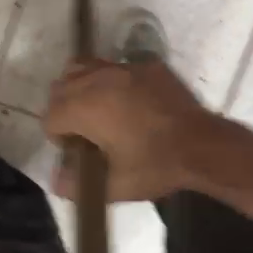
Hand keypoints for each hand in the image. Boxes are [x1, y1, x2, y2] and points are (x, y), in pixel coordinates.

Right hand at [43, 59, 222, 202]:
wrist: (202, 145)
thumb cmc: (155, 165)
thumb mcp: (114, 186)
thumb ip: (77, 185)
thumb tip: (56, 181)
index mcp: (85, 108)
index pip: (50, 115)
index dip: (58, 136)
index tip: (76, 150)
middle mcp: (98, 80)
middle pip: (61, 87)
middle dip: (64, 109)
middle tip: (83, 131)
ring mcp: (125, 67)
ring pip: (85, 67)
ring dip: (82, 87)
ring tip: (99, 110)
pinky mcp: (148, 65)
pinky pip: (117, 66)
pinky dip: (113, 81)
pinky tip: (131, 103)